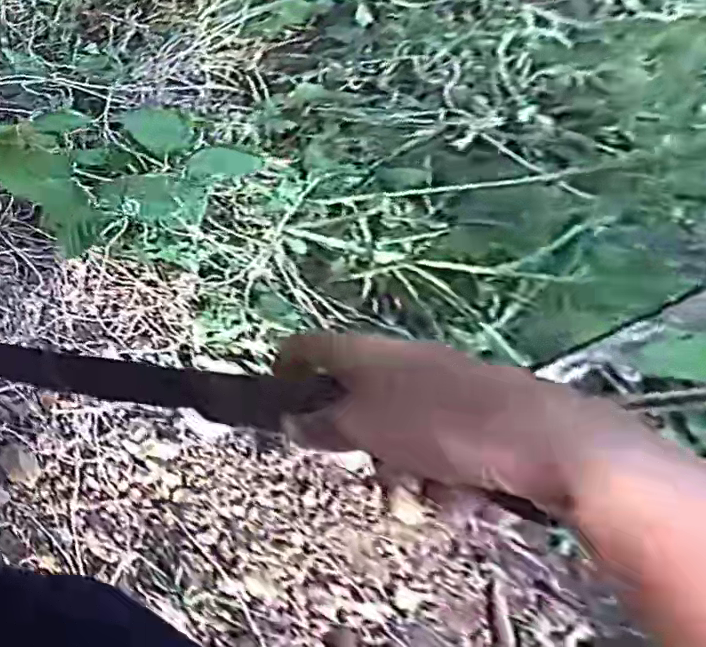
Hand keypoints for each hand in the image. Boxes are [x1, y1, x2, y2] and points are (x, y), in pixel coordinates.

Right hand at [274, 333, 660, 514]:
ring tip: (426, 500)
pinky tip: (466, 499)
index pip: (305, 346)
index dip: (285, 367)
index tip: (282, 395)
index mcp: (361, 350)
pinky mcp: (501, 410)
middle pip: (362, 393)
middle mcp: (402, 356)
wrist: (565, 446)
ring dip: (409, 462)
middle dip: (361, 437)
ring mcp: (454, 381)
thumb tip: (291, 425)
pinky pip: (455, 437)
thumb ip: (321, 427)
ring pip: (410, 422)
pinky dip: (452, 468)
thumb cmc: (437, 426)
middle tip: (367, 471)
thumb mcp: (361, 430)